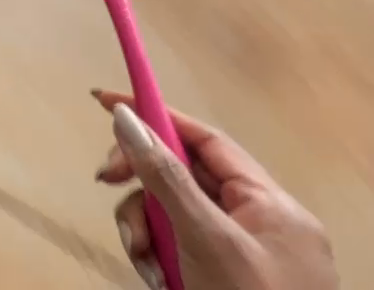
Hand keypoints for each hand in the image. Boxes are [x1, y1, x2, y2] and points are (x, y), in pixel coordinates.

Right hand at [93, 89, 337, 289]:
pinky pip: (170, 239)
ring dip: (141, 226)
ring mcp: (237, 247)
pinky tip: (155, 274)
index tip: (102, 101)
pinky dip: (153, 251)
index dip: (155, 115)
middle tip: (105, 181)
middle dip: (138, 180)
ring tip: (143, 257)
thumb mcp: (205, 239)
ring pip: (166, 209)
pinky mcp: (216, 268)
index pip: (204, 139)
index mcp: (270, 205)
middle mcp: (256, 220)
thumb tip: (124, 115)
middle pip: (178, 173)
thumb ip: (164, 176)